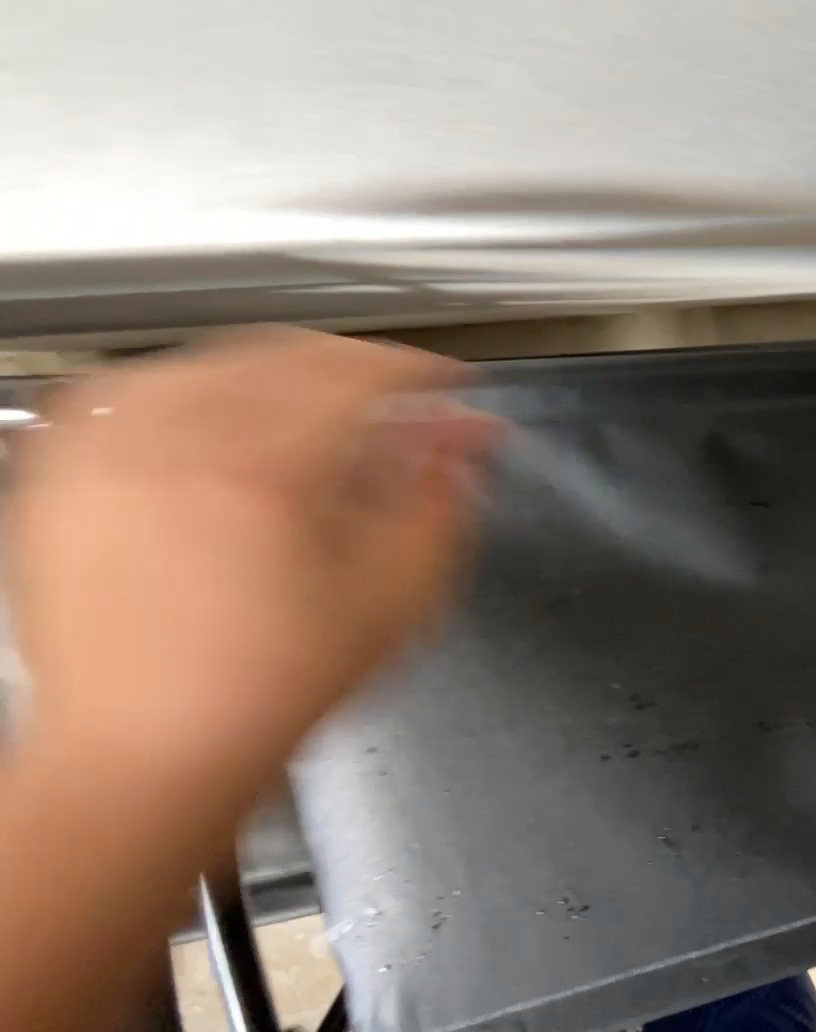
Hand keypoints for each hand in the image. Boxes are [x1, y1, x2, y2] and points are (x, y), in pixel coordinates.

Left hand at [6, 328, 496, 774]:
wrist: (154, 751)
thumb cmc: (280, 681)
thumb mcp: (401, 588)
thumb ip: (440, 497)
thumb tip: (464, 436)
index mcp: (262, 474)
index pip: (354, 377)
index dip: (418, 370)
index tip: (450, 380)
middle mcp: (169, 450)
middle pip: (284, 356)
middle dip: (361, 366)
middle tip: (406, 396)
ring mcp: (101, 462)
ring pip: (207, 362)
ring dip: (286, 367)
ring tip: (330, 396)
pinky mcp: (60, 484)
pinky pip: (130, 393)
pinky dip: (197, 384)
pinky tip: (231, 408)